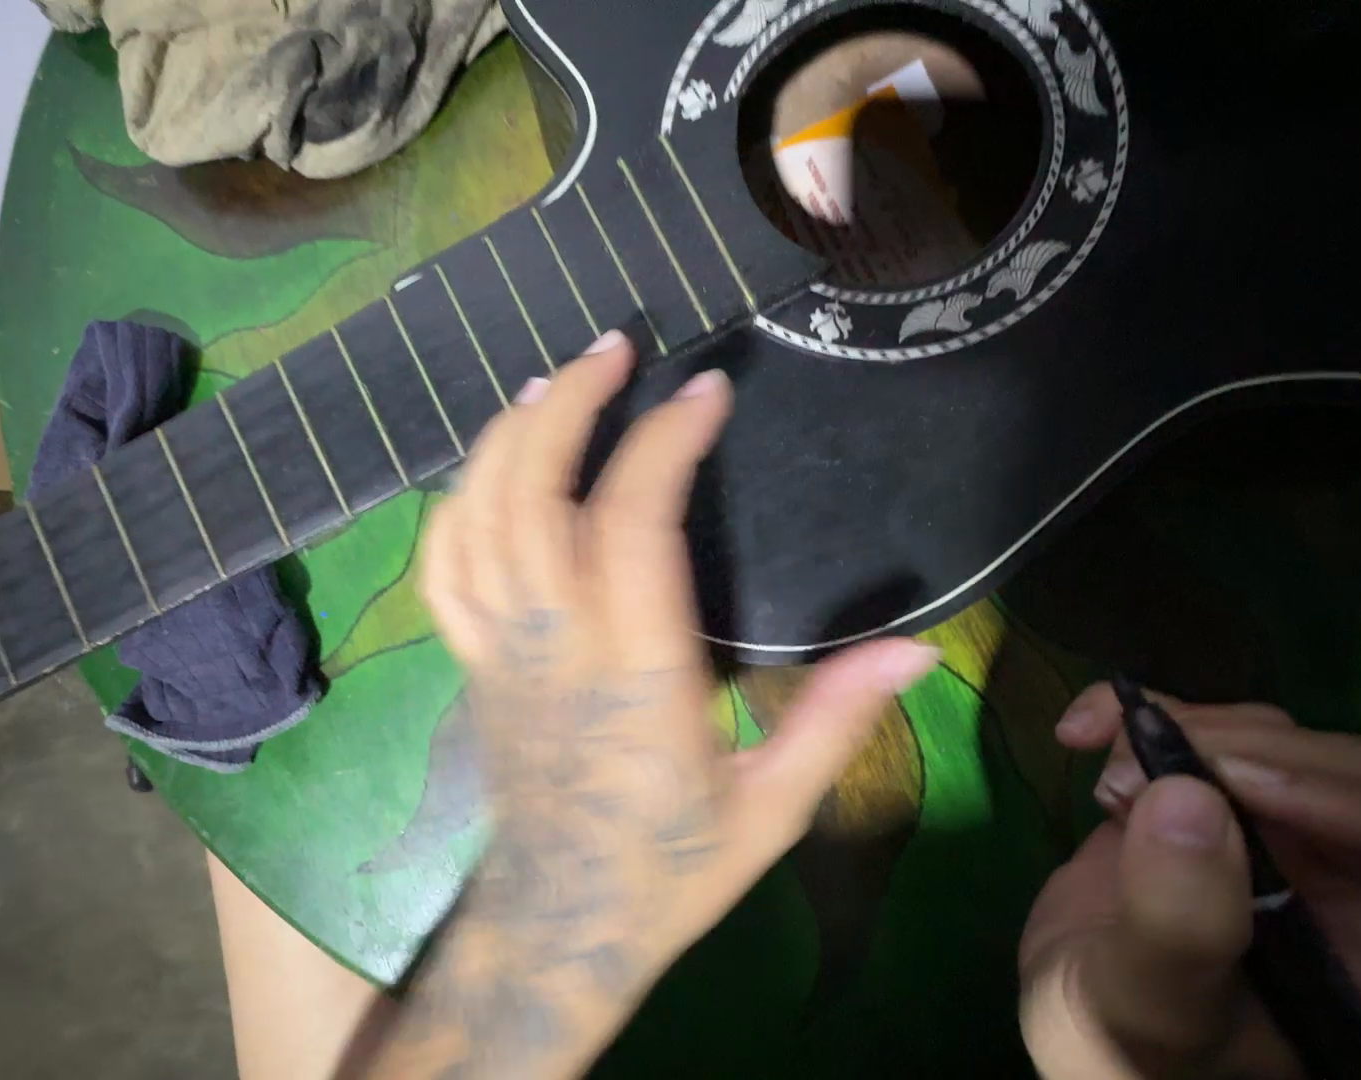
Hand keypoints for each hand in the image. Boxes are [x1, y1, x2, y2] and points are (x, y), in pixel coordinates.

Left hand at [365, 332, 939, 1078]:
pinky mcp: (471, 665)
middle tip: (612, 349)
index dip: (663, 442)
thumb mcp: (772, 806)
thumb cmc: (669, 865)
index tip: (705, 389)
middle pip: (534, 498)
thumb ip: (837, 720)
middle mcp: (556, 645)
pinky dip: (455, 505)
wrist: (564, 921)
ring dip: (507, 438)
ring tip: (548, 383)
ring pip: (478, 522)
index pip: (633, 524)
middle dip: (567, 408)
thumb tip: (917, 649)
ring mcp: (499, 651)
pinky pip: (444, 571)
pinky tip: (484, 465)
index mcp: (637, 672)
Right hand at [1019, 683, 1360, 1078]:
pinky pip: (1197, 724)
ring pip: (1278, 741)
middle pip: (1358, 780)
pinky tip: (1080, 732)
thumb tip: (1189, 792)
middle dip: (1237, 758)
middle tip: (1135, 779)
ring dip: (1181, 732)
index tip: (1237, 788)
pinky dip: (1131, 712)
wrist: (1065, 1015)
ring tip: (1107, 782)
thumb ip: (1180, 924)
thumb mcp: (1148, 1005)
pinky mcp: (1207, 800)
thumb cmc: (1122, 1048)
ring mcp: (1282, 840)